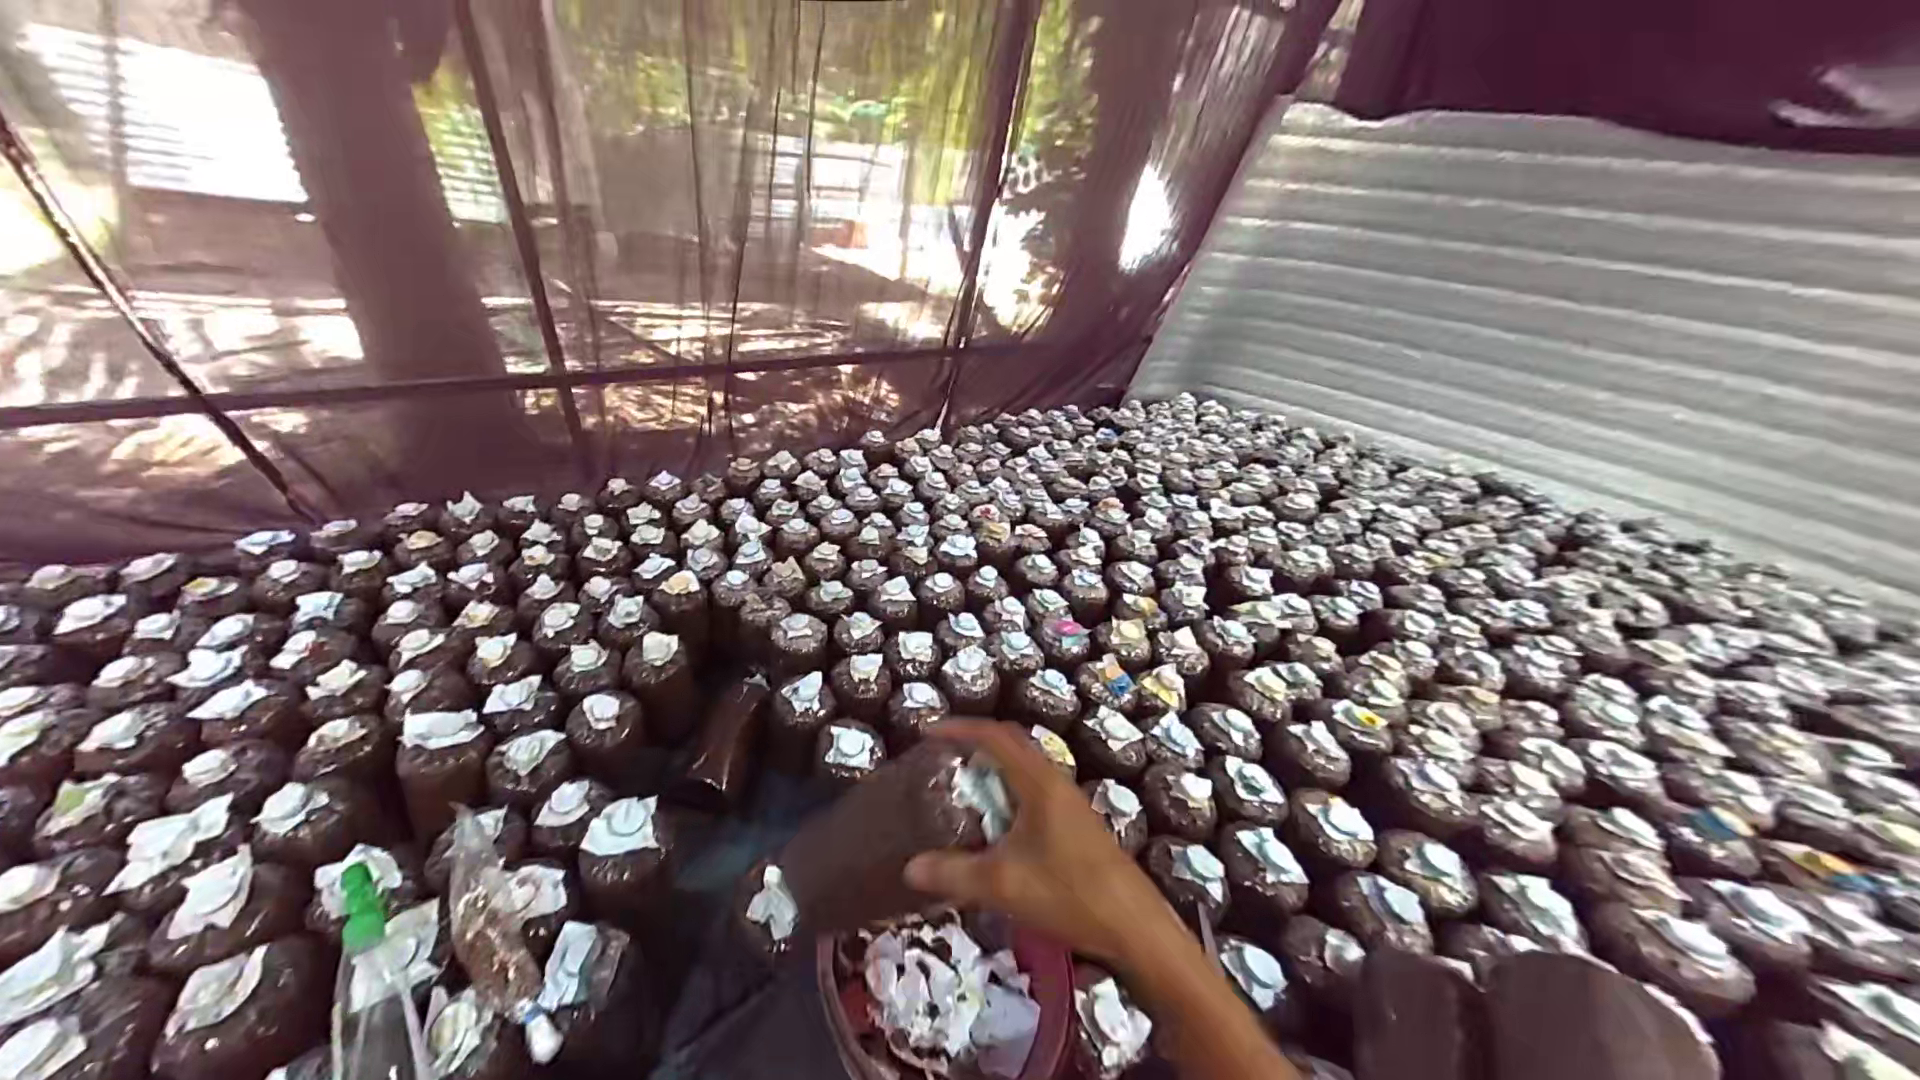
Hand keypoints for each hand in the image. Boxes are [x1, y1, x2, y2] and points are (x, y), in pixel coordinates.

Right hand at [903, 719, 1182, 965]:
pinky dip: (1009, 792)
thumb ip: (953, 873)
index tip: (928, 732)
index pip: (994, 735)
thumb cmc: (1068, 893)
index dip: (959, 728)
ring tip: (964, 790)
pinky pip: (1035, 790)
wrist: (1134, 926)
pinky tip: (998, 827)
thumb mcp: (1002, 884)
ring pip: (1025, 768)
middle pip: (1011, 744)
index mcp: (1038, 781)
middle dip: (975, 744)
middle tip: (943, 756)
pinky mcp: (1077, 823)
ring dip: (994, 770)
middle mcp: (1055, 781)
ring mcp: (1070, 801)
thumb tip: (909, 867)